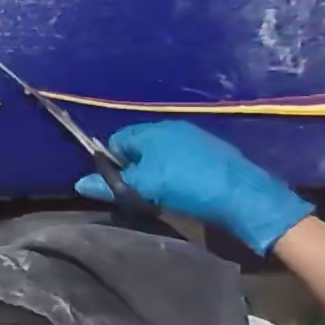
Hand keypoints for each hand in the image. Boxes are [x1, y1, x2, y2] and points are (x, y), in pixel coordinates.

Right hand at [74, 121, 311, 253]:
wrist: (246, 197)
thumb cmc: (188, 185)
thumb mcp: (144, 187)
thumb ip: (111, 185)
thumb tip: (79, 184)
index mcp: (152, 130)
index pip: (117, 141)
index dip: (113, 163)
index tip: (119, 184)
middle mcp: (171, 128)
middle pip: (139, 148)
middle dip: (136, 169)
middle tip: (140, 192)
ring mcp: (195, 139)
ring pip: (161, 155)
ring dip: (157, 173)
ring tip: (163, 195)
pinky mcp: (212, 153)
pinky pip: (182, 160)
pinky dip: (178, 174)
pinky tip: (186, 192)